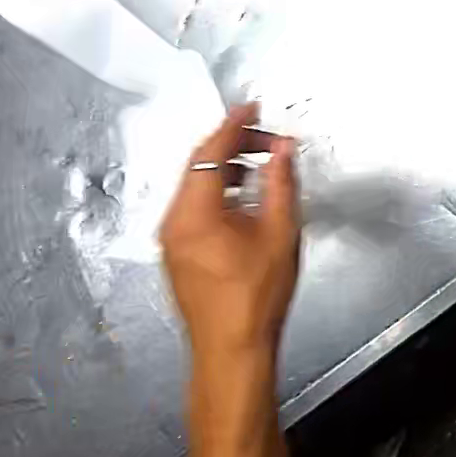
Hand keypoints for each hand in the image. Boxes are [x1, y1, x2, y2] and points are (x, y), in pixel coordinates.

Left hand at [160, 103, 301, 374]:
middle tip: (269, 137)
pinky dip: (219, 187)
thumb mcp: (280, 230)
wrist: (233, 349)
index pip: (210, 153)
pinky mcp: (178, 252)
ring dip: (228, 166)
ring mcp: (172, 238)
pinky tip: (245, 192)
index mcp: (194, 212)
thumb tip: (283, 145)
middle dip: (234, 143)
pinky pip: (195, 204)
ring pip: (196, 185)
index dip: (234, 125)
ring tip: (263, 160)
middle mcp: (174, 221)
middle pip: (200, 165)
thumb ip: (280, 181)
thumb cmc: (257, 292)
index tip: (253, 107)